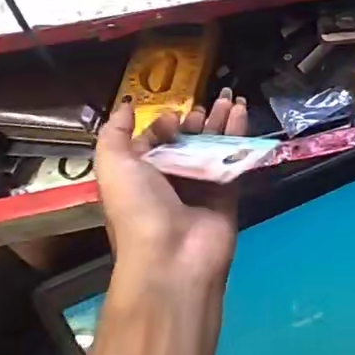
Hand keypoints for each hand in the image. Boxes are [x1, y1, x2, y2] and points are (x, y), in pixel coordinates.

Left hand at [94, 89, 249, 297]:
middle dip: (198, 119)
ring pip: (212, 146)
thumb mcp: (113, 168)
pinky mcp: (227, 192)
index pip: (154, 142)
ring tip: (230, 97)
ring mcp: (200, 187)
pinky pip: (233, 158)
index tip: (175, 115)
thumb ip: (115, 134)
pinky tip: (241, 113)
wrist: (172, 257)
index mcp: (140, 176)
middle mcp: (170, 180)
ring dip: (221, 121)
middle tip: (209, 103)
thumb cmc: (138, 210)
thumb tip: (125, 106)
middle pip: (187, 141)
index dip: (164, 124)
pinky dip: (239, 135)